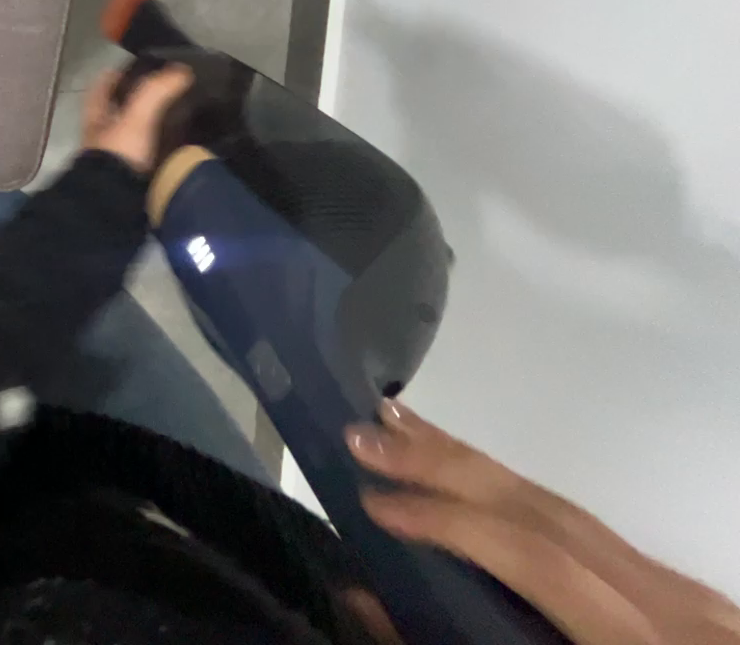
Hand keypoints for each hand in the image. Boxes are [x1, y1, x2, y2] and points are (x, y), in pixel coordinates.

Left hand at [82, 63, 193, 173]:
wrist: (113, 198)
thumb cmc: (118, 151)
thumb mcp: (136, 116)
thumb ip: (155, 91)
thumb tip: (181, 70)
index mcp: (96, 113)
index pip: (103, 84)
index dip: (121, 72)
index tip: (147, 65)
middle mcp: (102, 131)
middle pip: (120, 106)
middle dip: (142, 98)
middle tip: (174, 90)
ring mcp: (115, 152)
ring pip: (135, 129)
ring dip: (155, 122)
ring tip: (186, 114)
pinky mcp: (130, 171)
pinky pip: (148, 151)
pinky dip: (162, 145)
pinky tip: (182, 143)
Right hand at [344, 401, 739, 644]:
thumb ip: (448, 642)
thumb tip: (361, 594)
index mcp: (641, 641)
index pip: (537, 561)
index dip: (451, 523)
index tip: (370, 500)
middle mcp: (674, 606)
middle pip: (547, 514)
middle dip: (447, 466)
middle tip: (362, 433)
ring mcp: (682, 590)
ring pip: (559, 506)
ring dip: (466, 461)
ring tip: (393, 420)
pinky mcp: (675, 585)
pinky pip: (577, 521)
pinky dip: (508, 487)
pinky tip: (460, 464)